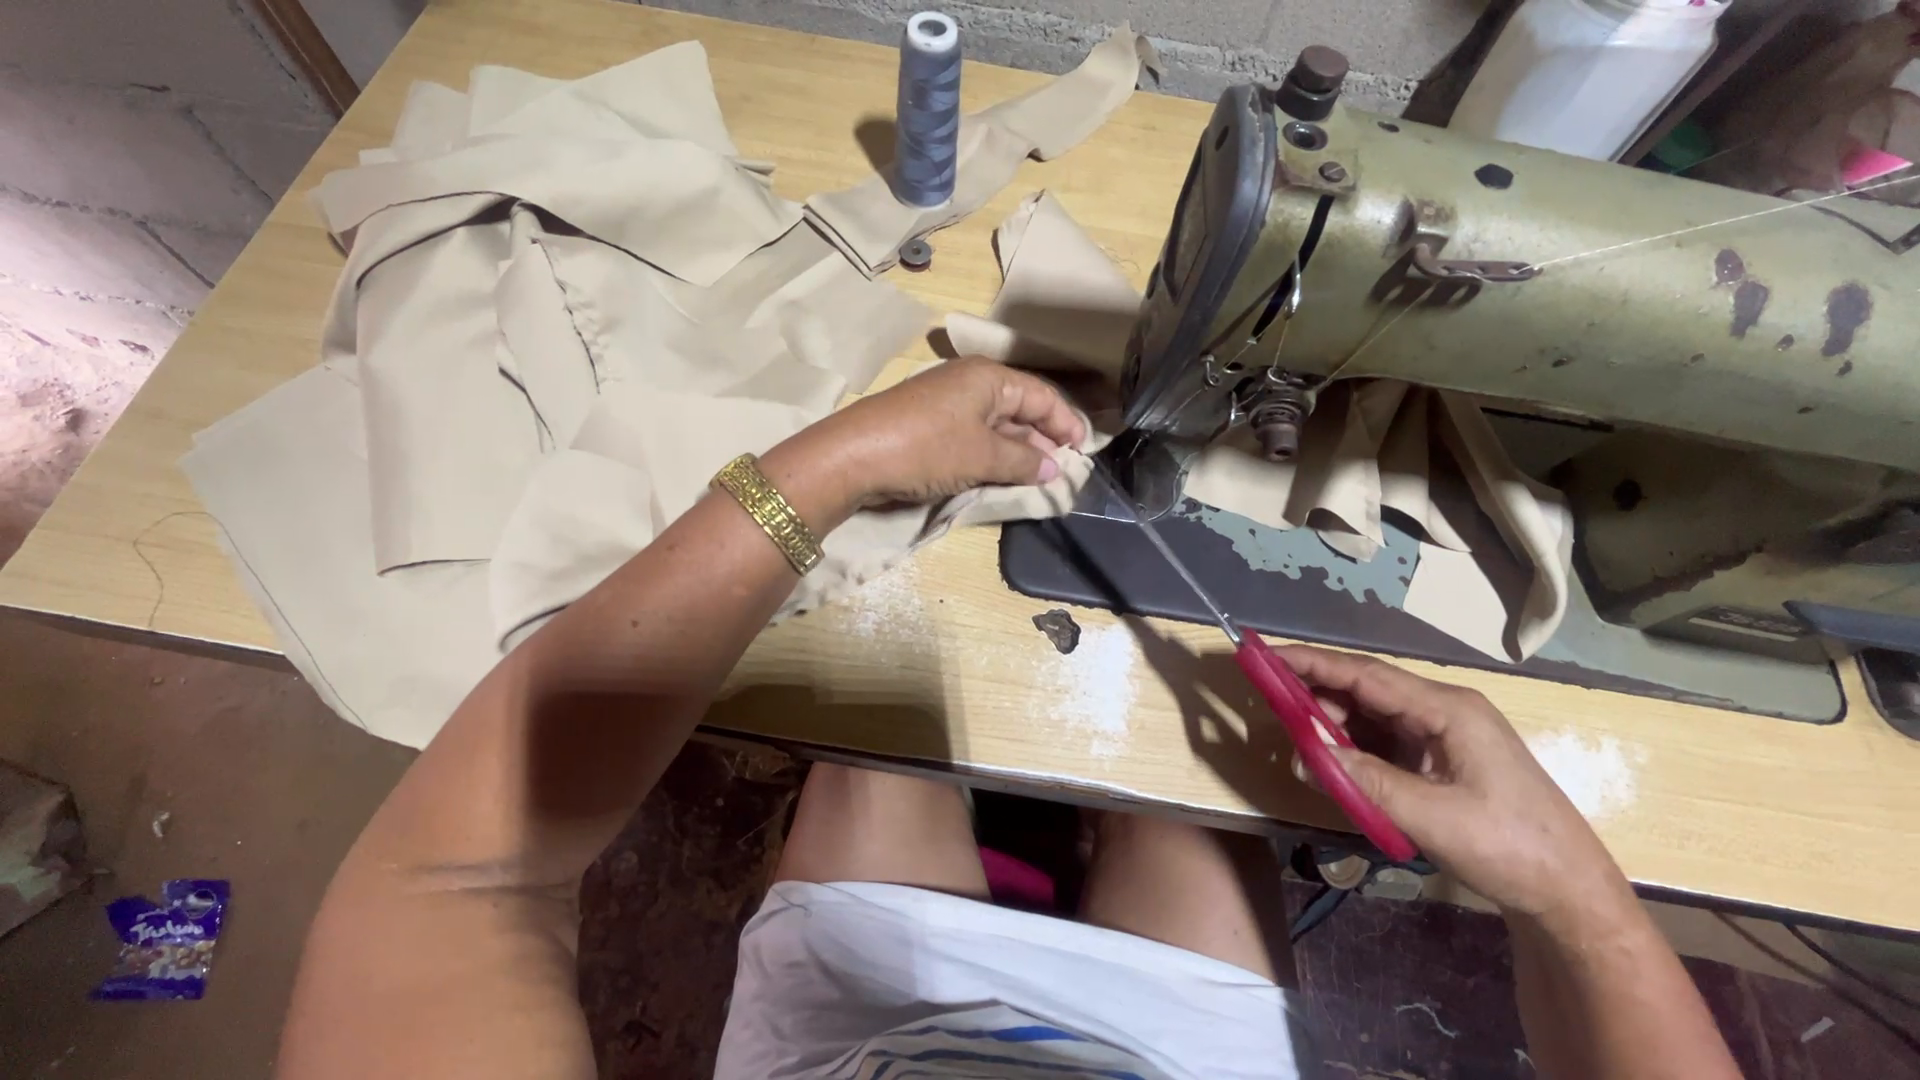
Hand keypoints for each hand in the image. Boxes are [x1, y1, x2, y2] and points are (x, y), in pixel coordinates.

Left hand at [804, 357, 1087, 503]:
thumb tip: (1053, 468)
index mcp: (989, 377)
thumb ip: (1023, 461)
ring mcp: (948, 405)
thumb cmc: (927, 448)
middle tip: (1061, 471)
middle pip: (1020, 408)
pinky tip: (1001, 476)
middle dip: (1043, 439)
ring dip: (1018, 452)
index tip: (1082, 453)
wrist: (854, 457)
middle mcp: (970, 383)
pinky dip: (992, 456)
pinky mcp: (930, 427)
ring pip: (997, 425)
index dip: (1065, 423)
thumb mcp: (982, 456)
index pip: (1042, 395)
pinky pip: (974, 438)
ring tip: (1036, 479)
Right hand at [1278, 645, 1634, 928]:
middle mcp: (1442, 711)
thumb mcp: (1430, 816)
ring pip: (1370, 716)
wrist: (1569, 893)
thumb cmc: (1509, 846)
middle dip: (1317, 698)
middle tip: (1273, 712)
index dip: (1313, 663)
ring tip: (1303, 750)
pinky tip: (1334, 766)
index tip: (1266, 655)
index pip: (1366, 675)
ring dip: (1334, 729)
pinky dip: (1353, 750)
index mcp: (1447, 709)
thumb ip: (1363, 780)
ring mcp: (1441, 735)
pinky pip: (1382, 742)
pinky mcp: (1438, 759)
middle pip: (1365, 690)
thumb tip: (1301, 756)